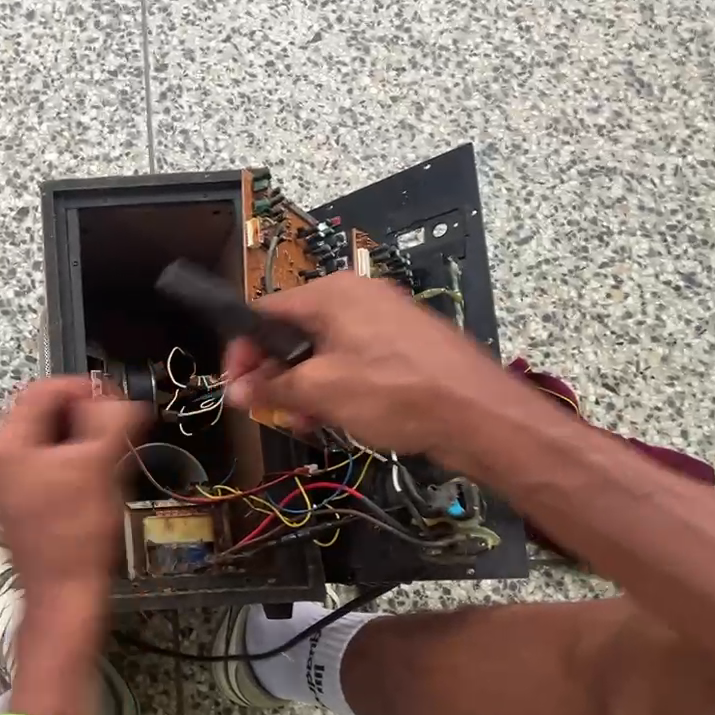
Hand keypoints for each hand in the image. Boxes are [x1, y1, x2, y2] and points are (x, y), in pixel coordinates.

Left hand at [0, 378, 147, 640]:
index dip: (81, 387)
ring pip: (42, 436)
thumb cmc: (75, 538)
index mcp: (5, 445)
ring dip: (76, 434)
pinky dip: (66, 455)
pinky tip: (91, 469)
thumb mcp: (99, 466)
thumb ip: (110, 419)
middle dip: (80, 412)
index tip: (111, 395)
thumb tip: (118, 397)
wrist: (63, 591)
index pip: (41, 391)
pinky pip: (40, 460)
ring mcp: (0, 479)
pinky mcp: (13, 496)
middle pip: (39, 412)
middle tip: (114, 421)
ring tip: (107, 447)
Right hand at [222, 273, 521, 458]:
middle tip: (267, 409)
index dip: (243, 351)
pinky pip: (351, 360)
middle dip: (275, 373)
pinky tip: (335, 416)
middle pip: (292, 332)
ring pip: (321, 350)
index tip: (235, 386)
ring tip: (304, 421)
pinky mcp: (402, 345)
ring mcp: (382, 320)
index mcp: (331, 293)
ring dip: (303, 386)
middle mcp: (356, 297)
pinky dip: (334, 385)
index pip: (263, 312)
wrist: (480, 416)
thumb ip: (271, 388)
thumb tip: (236, 390)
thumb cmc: (396, 393)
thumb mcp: (320, 391)